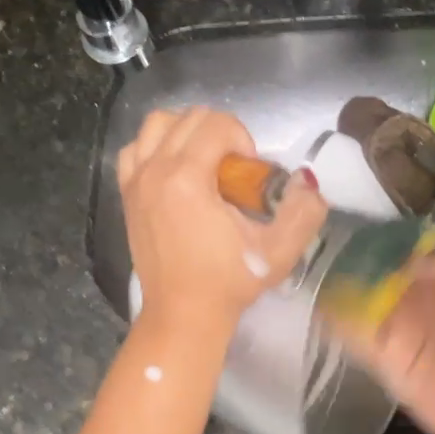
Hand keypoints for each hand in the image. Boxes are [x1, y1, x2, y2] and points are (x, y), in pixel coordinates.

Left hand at [118, 108, 328, 343]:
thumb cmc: (228, 282)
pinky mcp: (126, 193)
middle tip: (235, 170)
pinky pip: (135, 148)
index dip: (242, 139)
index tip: (250, 173)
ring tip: (205, 160)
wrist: (182, 315)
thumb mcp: (277, 252)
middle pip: (190, 118)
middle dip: (220, 133)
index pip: (217, 124)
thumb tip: (308, 181)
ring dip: (186, 131)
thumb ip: (302, 213)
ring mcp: (135, 180)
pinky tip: (174, 169)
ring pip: (158, 124)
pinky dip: (154, 147)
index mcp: (187, 179)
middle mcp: (155, 170)